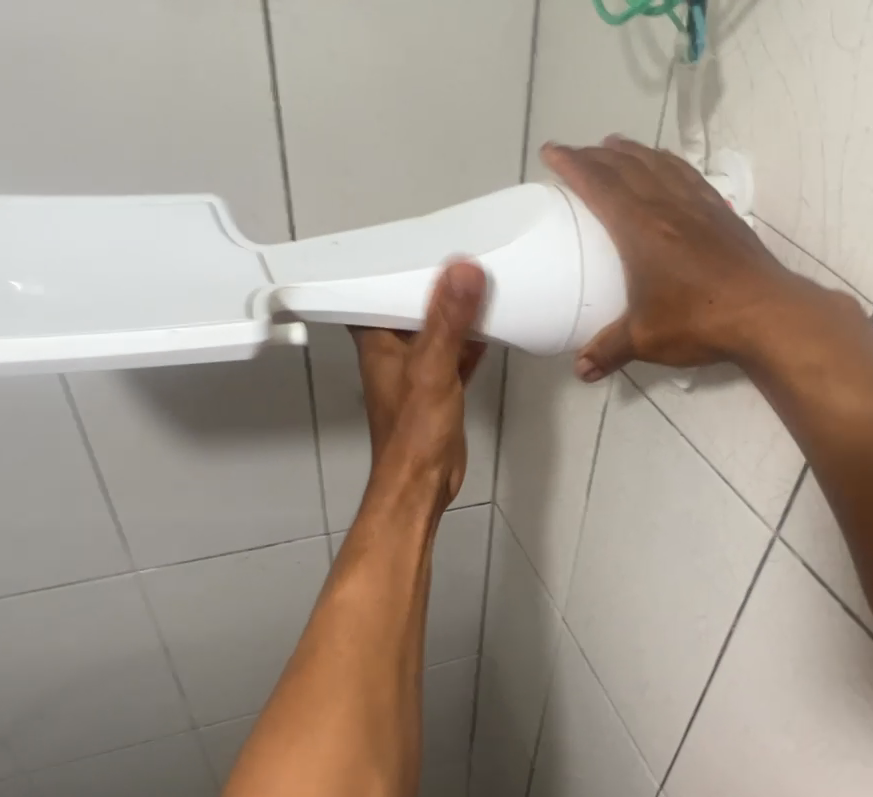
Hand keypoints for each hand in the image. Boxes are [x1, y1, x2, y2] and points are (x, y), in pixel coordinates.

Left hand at [350, 261, 487, 511]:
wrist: (424, 483)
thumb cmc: (413, 434)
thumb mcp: (432, 369)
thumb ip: (448, 322)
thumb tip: (463, 270)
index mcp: (378, 341)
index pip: (378, 289)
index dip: (395, 264)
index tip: (417, 237)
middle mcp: (394, 352)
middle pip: (414, 306)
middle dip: (435, 282)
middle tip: (462, 248)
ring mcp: (419, 371)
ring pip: (439, 330)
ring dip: (458, 311)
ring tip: (483, 276)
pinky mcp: (441, 389)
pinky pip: (458, 353)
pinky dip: (473, 339)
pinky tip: (495, 321)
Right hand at [542, 136, 826, 380]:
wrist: (763, 314)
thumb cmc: (698, 321)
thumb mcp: (645, 339)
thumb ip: (609, 350)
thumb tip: (581, 370)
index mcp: (640, 228)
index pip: (599, 184)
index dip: (572, 164)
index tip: (551, 152)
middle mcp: (667, 206)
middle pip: (627, 166)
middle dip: (596, 154)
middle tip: (576, 153)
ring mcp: (698, 206)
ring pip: (659, 164)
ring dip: (633, 151)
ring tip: (615, 146)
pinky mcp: (722, 213)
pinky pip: (687, 175)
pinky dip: (668, 163)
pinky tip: (665, 166)